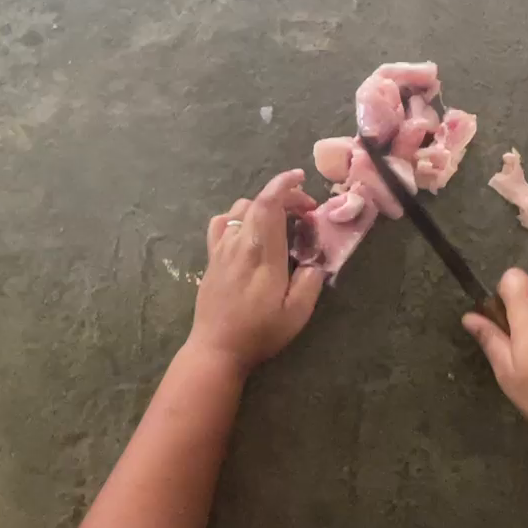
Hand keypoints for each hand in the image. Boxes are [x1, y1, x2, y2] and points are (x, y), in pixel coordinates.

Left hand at [187, 169, 324, 372]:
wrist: (216, 349)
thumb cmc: (259, 332)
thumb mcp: (297, 313)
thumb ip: (310, 281)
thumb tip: (315, 260)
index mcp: (262, 253)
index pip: (269, 203)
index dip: (284, 184)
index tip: (301, 178)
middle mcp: (239, 243)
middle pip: (258, 201)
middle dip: (284, 196)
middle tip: (306, 211)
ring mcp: (221, 249)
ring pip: (240, 209)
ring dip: (264, 206)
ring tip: (282, 221)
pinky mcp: (212, 257)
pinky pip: (222, 223)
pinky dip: (239, 216)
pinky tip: (249, 230)